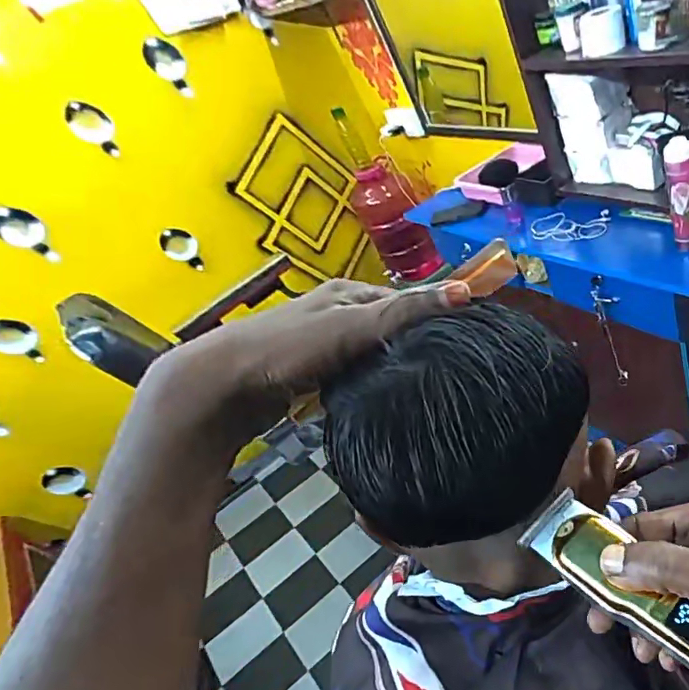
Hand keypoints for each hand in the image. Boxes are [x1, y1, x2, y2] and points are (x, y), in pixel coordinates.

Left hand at [141, 278, 470, 446]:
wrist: (225, 385)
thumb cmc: (291, 348)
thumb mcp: (354, 325)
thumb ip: (406, 312)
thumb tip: (464, 292)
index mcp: (348, 292)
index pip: (406, 299)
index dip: (434, 315)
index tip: (461, 340)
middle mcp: (336, 312)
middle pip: (389, 326)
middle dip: (413, 344)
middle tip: (442, 369)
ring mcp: (322, 343)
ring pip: (372, 352)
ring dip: (390, 367)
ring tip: (417, 386)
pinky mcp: (312, 372)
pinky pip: (353, 374)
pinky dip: (368, 383)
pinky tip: (379, 398)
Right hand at [585, 501, 688, 689]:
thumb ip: (665, 567)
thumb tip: (607, 560)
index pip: (643, 526)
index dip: (611, 547)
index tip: (582, 577)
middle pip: (647, 566)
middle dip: (625, 596)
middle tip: (600, 623)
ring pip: (661, 600)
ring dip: (647, 625)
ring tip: (644, 653)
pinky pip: (682, 626)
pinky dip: (671, 642)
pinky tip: (669, 662)